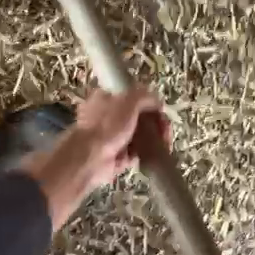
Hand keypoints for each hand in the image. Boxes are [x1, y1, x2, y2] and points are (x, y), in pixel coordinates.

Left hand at [18, 87, 165, 229]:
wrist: (90, 158)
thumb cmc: (107, 125)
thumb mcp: (129, 101)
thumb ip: (145, 96)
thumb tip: (156, 101)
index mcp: (106, 98)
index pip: (134, 97)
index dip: (150, 104)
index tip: (161, 113)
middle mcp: (107, 116)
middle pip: (138, 117)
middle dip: (154, 124)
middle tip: (164, 133)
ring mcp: (110, 137)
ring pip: (138, 136)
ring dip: (152, 140)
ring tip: (162, 146)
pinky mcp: (115, 155)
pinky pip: (135, 153)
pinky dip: (145, 154)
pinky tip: (153, 155)